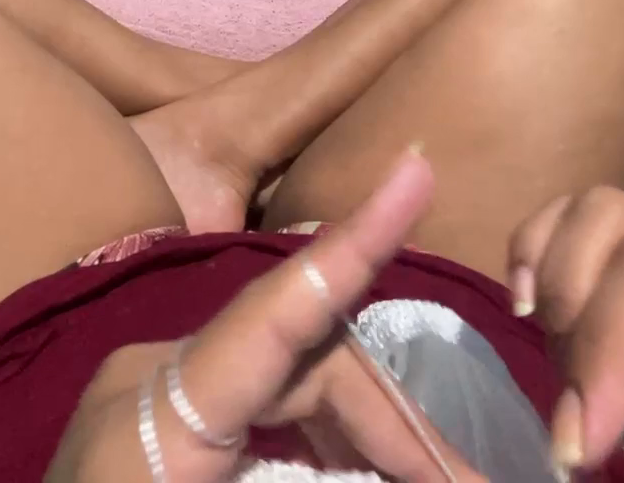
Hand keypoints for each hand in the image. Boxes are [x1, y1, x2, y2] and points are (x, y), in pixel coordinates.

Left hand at [47, 148, 484, 482]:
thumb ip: (324, 478)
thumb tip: (419, 466)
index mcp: (157, 411)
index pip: (274, 315)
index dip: (353, 243)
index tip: (414, 172)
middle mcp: (156, 377)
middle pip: (306, 363)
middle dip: (394, 424)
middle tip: (467, 479)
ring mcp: (156, 393)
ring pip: (292, 384)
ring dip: (365, 439)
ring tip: (428, 473)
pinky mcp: (163, 416)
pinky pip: (263, 408)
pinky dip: (320, 443)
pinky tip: (361, 470)